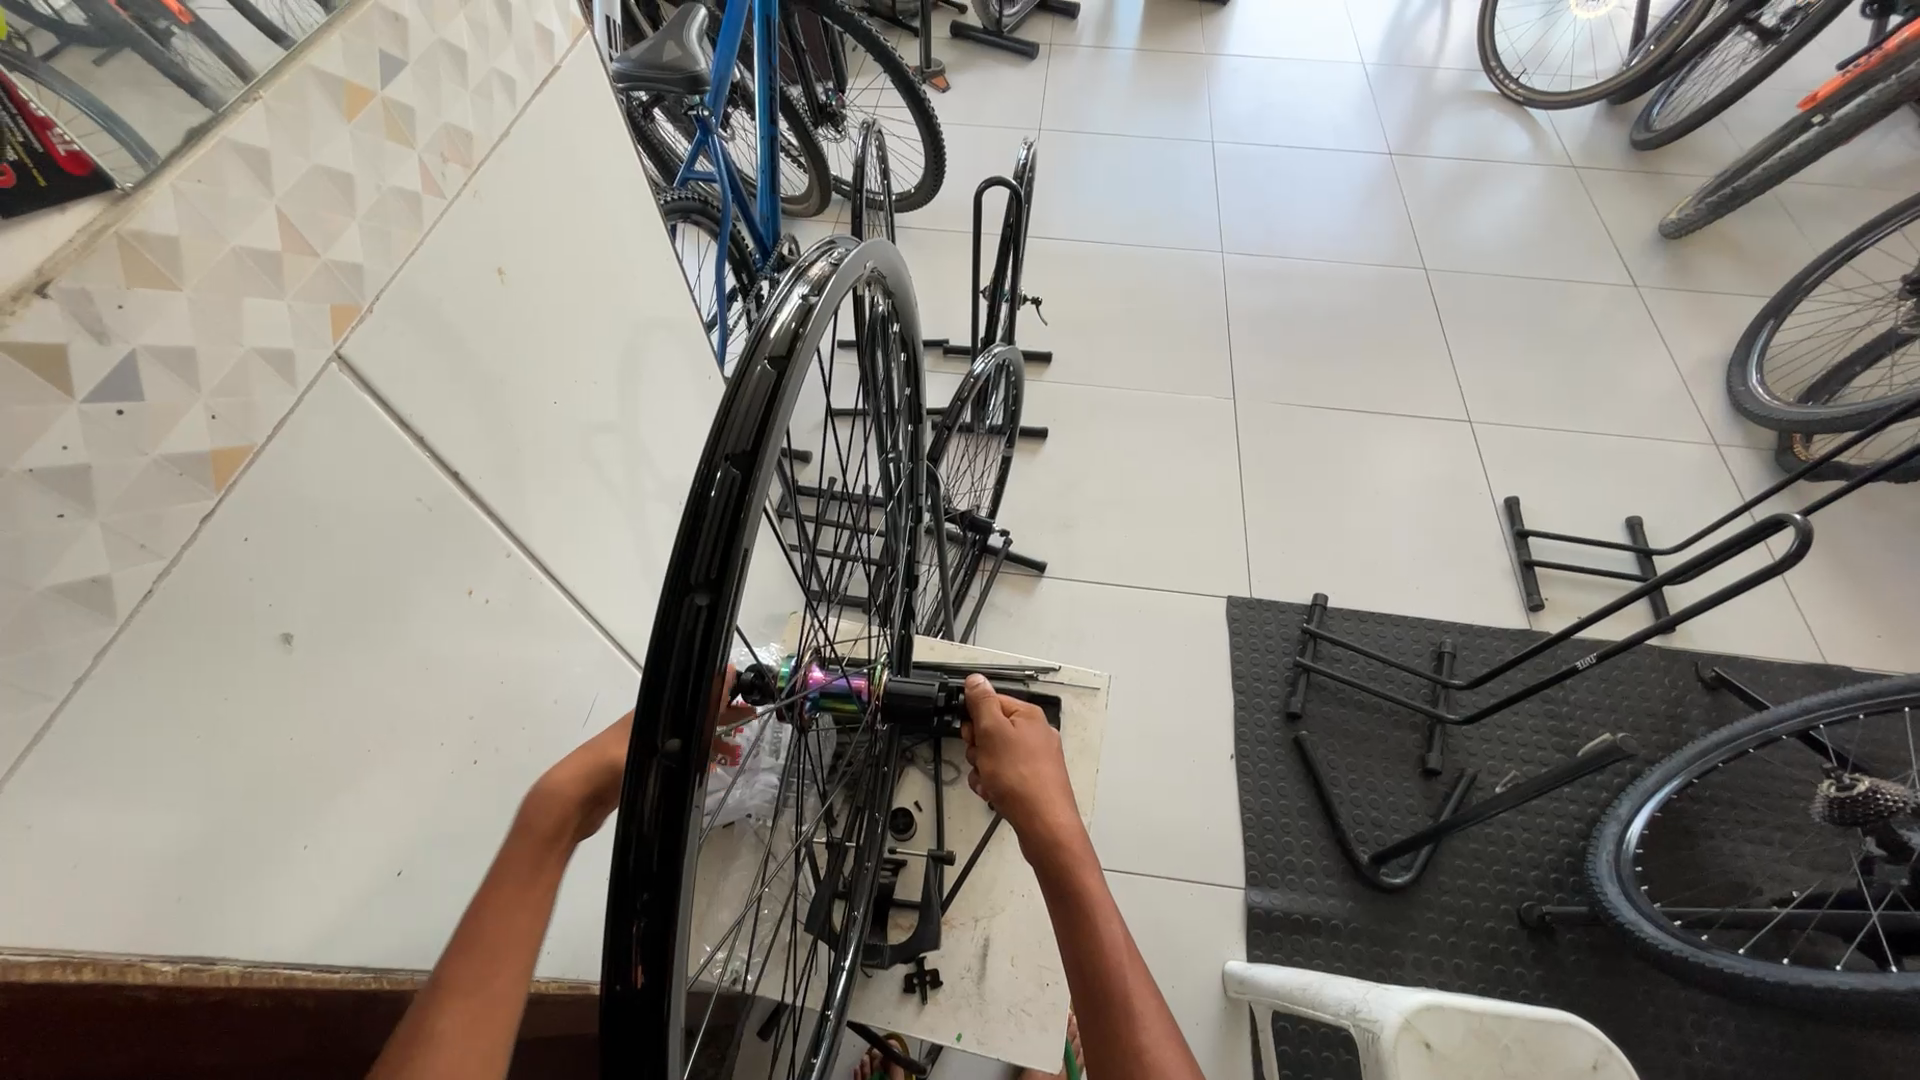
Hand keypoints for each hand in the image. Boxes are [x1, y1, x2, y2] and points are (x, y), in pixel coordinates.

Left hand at [530, 668, 754, 844]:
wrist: (572, 799)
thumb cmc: (613, 761)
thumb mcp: (657, 733)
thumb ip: (694, 708)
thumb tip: (725, 672)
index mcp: (656, 712)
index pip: (697, 696)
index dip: (722, 696)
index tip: (747, 699)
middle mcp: (653, 727)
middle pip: (695, 718)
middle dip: (722, 719)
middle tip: (749, 721)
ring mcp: (648, 751)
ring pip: (689, 742)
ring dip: (711, 745)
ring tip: (733, 755)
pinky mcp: (644, 774)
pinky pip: (680, 763)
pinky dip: (697, 763)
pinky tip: (709, 772)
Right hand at [960, 674, 1080, 845]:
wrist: (1044, 824)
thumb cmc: (1023, 779)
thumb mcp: (993, 732)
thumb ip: (982, 703)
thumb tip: (976, 680)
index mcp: (1028, 715)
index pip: (991, 702)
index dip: (975, 719)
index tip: (971, 733)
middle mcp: (1035, 734)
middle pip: (991, 730)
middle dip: (978, 747)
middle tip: (982, 758)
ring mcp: (1035, 759)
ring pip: (993, 755)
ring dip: (982, 768)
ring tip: (990, 780)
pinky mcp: (1032, 780)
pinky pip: (1002, 775)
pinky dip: (992, 783)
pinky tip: (994, 792)